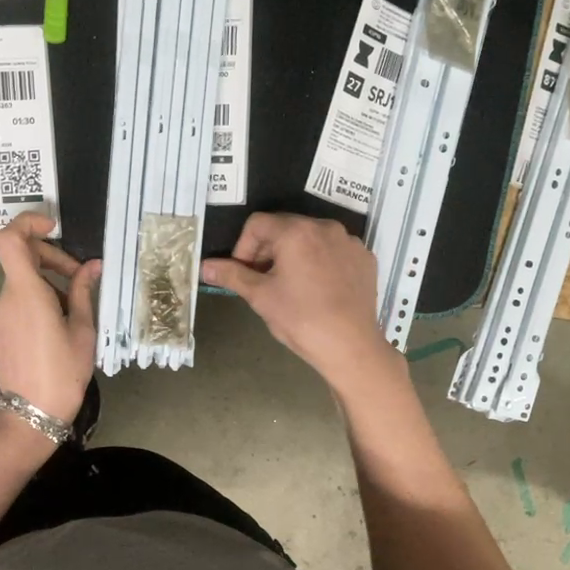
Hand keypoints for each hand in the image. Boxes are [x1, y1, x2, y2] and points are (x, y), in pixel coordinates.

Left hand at [0, 212, 99, 422]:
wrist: (33, 414)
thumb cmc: (63, 372)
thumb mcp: (82, 330)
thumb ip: (82, 292)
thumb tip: (92, 267)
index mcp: (26, 293)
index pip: (10, 239)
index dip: (28, 223)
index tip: (52, 228)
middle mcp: (4, 299)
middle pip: (22, 259)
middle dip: (51, 260)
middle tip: (80, 280)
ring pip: (21, 284)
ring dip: (46, 285)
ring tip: (72, 312)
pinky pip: (15, 304)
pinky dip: (35, 303)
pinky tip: (55, 327)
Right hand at [201, 211, 397, 390]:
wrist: (350, 346)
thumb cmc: (300, 319)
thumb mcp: (260, 296)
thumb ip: (231, 275)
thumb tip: (205, 266)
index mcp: (296, 232)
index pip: (257, 223)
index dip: (243, 247)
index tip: (244, 274)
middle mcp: (326, 227)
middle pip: (286, 227)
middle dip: (268, 251)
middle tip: (263, 282)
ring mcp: (349, 242)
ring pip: (311, 239)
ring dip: (294, 256)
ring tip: (291, 287)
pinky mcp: (364, 259)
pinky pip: (334, 252)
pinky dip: (320, 263)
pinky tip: (318, 291)